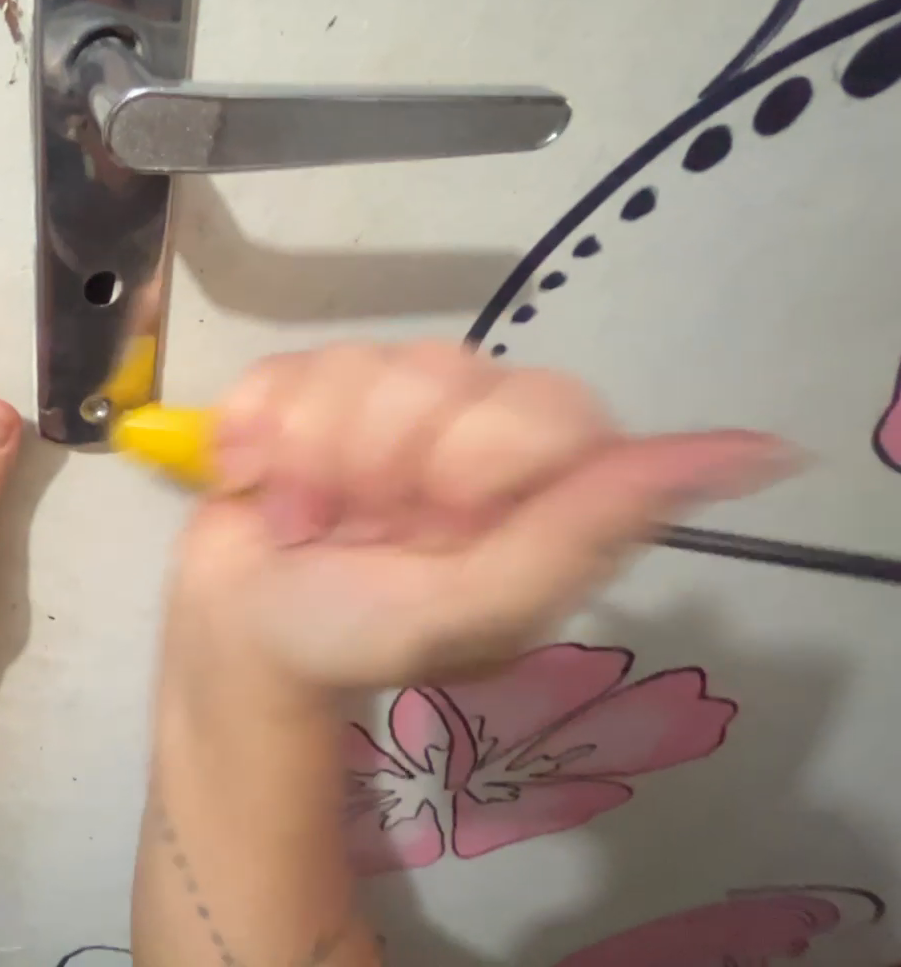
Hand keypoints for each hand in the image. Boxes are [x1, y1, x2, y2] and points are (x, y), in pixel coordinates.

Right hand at [168, 341, 791, 703]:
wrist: (241, 634)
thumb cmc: (356, 634)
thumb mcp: (471, 607)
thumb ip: (580, 531)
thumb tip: (755, 451)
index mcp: (523, 472)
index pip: (535, 401)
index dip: (470, 455)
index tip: (431, 530)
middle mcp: (452, 419)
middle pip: (429, 366)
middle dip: (369, 462)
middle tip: (352, 531)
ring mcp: (363, 399)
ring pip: (345, 363)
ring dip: (303, 457)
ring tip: (299, 519)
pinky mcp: (287, 394)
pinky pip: (275, 370)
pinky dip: (250, 431)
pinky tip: (250, 479)